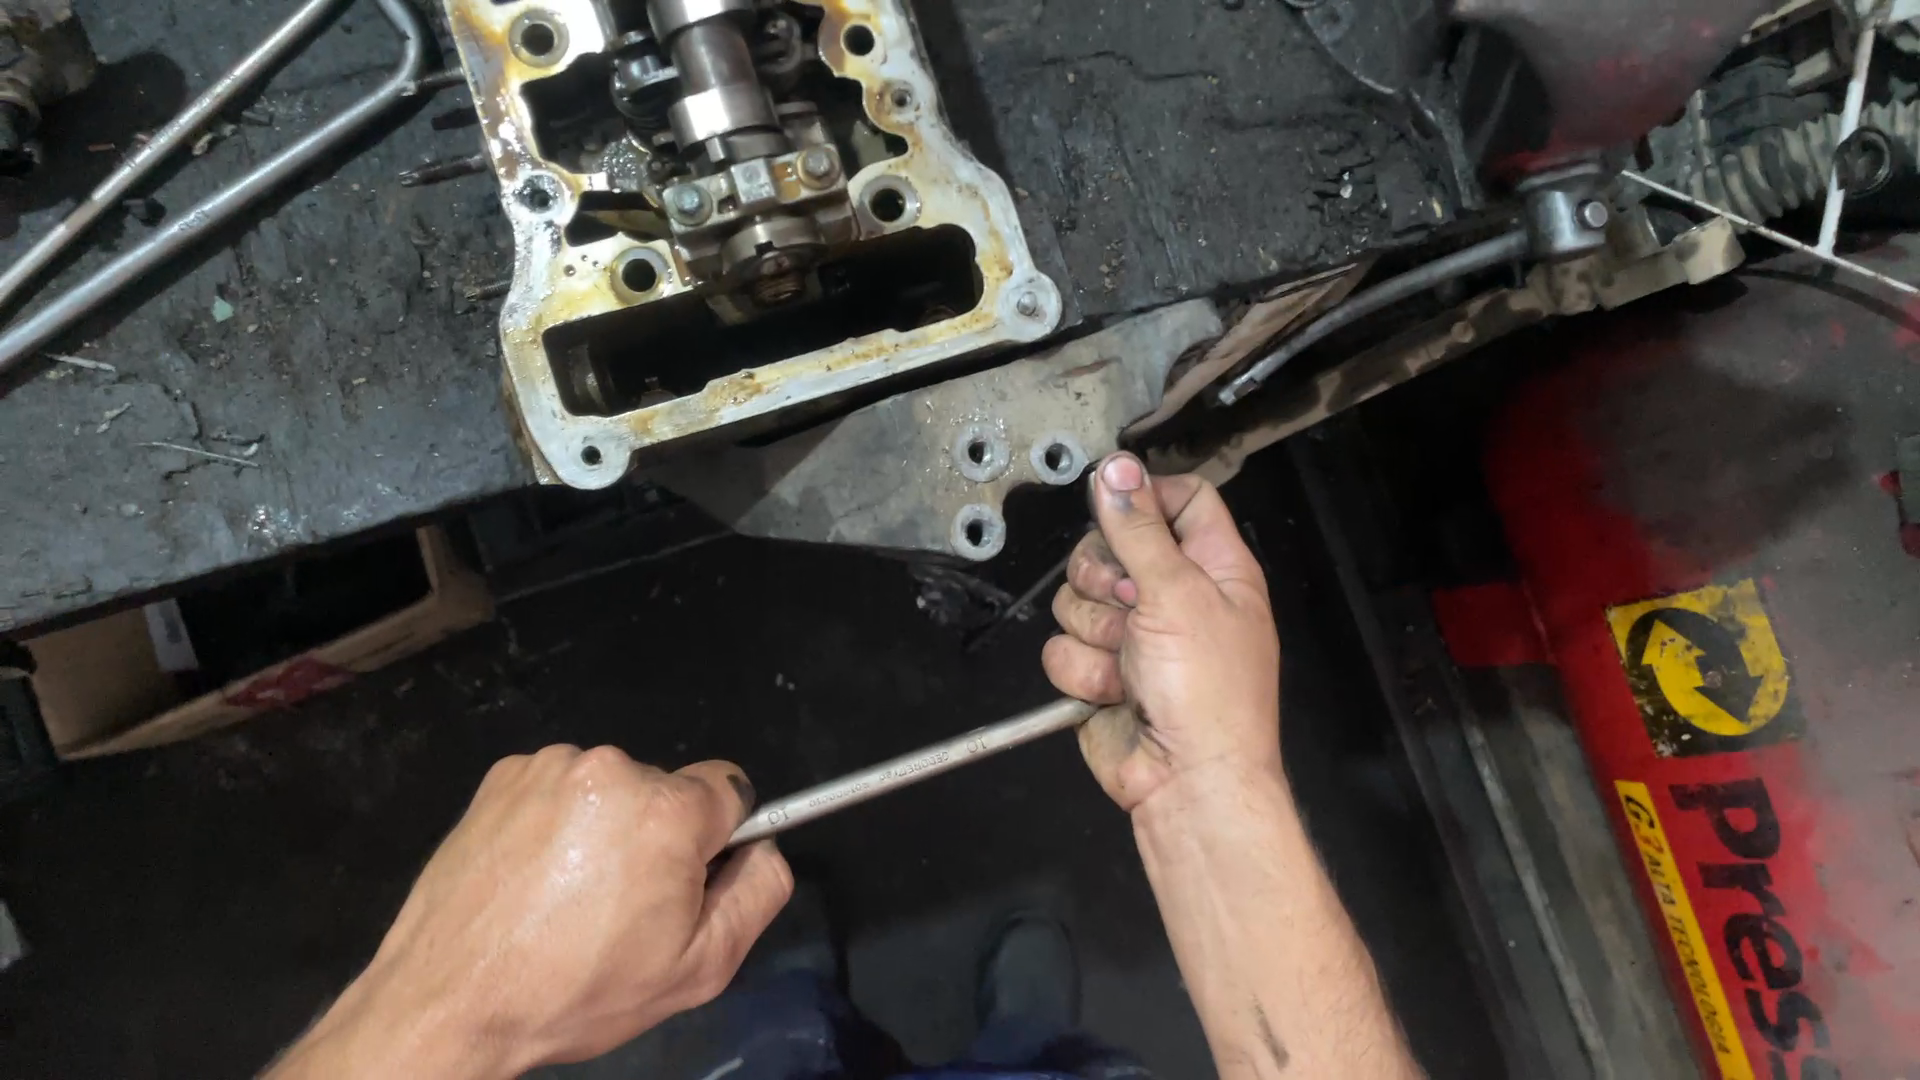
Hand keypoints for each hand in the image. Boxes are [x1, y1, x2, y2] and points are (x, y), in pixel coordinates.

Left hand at [268, 746, 791, 1078]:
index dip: (715, 839)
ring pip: (617, 788)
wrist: (443, 1005)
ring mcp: (555, 764)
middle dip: (658, 835)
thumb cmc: (580, 989)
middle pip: (670, 790)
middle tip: (615, 901)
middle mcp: (616, 767)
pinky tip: (531, 870)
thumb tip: (763, 844)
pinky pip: (563, 784)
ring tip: (564, 891)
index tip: (680, 881)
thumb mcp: (700, 967)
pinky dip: (559, 818)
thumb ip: (761, 890)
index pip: (731, 789)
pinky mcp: (507, 772)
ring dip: (607, 826)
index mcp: (670, 809)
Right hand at [1042, 452, 1280, 813]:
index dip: (1143, 498)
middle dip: (1104, 579)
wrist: (1184, 781)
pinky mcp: (1098, 668)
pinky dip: (1082, 672)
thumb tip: (1116, 467)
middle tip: (1132, 605)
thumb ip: (1137, 527)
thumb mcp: (1175, 593)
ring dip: (1095, 634)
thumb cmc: (1207, 692)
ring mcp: (1132, 632)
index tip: (1117, 510)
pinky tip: (1115, 691)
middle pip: (1107, 546)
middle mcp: (1170, 593)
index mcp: (1211, 565)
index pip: (1178, 499)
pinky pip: (1063, 646)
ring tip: (1130, 662)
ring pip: (1074, 599)